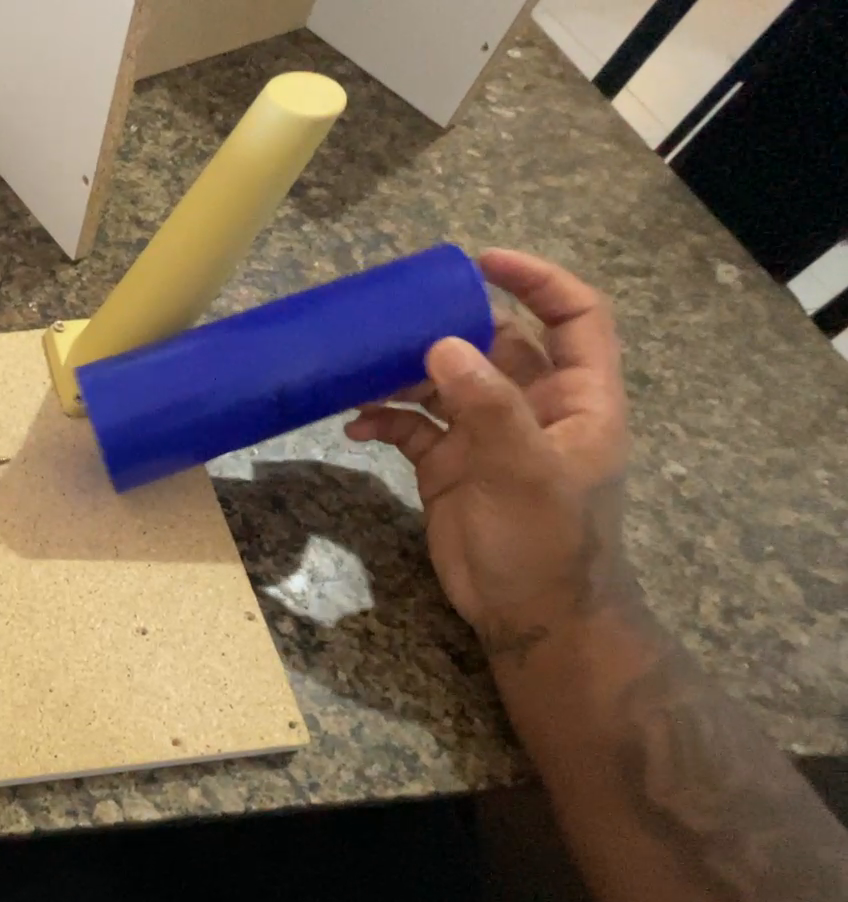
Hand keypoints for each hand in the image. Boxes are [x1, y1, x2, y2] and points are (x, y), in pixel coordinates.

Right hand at [344, 250, 630, 661]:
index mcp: (575, 398)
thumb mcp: (523, 469)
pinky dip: (383, 421)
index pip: (572, 317)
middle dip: (445, 331)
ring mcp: (484, 436)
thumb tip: (442, 345)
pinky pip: (410, 427)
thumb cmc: (543, 539)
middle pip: (491, 347)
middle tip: (393, 324)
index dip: (535, 282)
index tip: (479, 263)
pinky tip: (355, 426)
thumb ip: (486, 404)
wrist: (524, 609)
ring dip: (402, 379)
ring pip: (442, 386)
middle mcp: (530, 407)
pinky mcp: (445, 464)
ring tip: (360, 378)